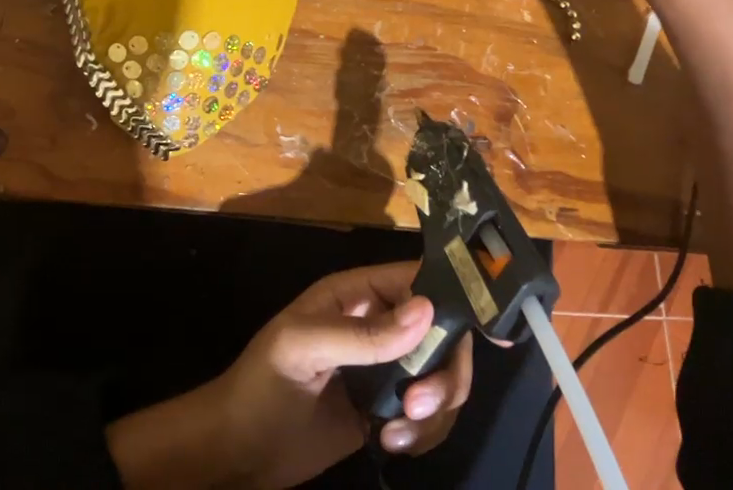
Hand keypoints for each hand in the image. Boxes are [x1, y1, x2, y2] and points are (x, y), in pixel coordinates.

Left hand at [106, 262, 473, 488]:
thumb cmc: (261, 385)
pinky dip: (425, 433)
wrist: (239, 451)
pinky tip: (389, 443)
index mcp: (355, 295)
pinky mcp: (386, 411)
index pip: (417, 281)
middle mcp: (377, 326)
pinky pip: (431, 416)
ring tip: (396, 433)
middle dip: (445, 372)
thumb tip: (427, 312)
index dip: (455, 298)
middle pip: (443, 336)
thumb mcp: (302, 348)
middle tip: (420, 405)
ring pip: (442, 379)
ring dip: (435, 409)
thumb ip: (362, 333)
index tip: (493, 331)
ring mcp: (384, 371)